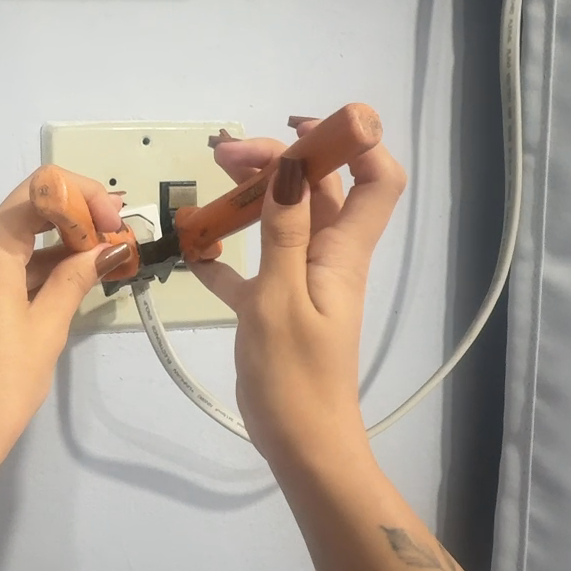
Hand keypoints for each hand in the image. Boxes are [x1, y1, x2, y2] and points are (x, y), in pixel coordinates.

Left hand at [0, 168, 128, 480]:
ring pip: (14, 237)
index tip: (114, 227)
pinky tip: (70, 281)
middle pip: (27, 208)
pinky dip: (34, 267)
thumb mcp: (47, 327)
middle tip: (117, 244)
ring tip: (104, 265)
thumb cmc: (0, 385)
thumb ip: (76, 277)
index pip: (41, 189)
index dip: (85, 197)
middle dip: (75, 220)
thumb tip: (110, 248)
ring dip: (57, 245)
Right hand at [190, 118, 406, 460]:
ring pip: (284, 222)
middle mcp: (329, 258)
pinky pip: (253, 266)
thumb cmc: (294, 375)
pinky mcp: (275, 307)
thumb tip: (290, 167)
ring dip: (251, 198)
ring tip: (210, 185)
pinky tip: (194, 249)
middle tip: (224, 155)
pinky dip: (227, 252)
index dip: (353, 143)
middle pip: (318, 190)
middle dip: (279, 160)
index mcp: (343, 253)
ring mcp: (301, 282)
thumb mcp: (281, 299)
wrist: (301, 444)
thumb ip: (284, 233)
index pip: (376, 180)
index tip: (301, 126)